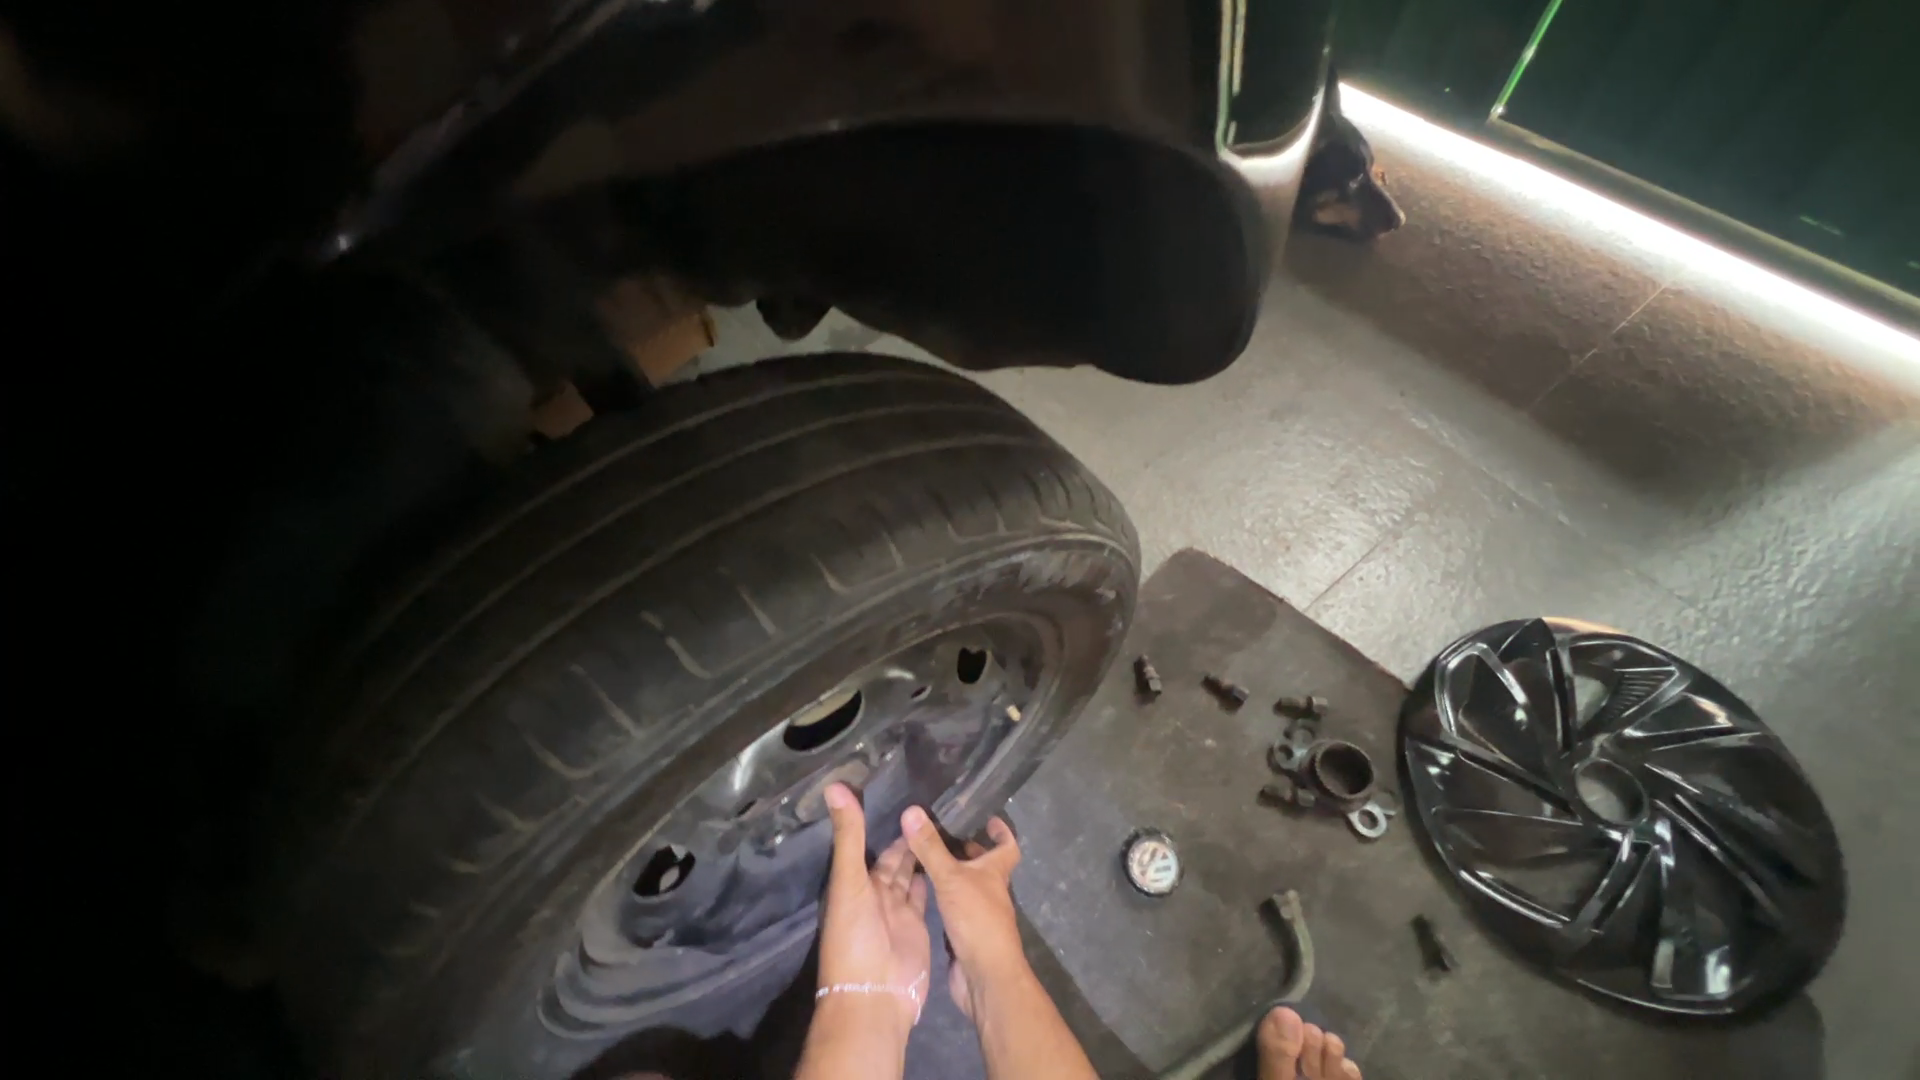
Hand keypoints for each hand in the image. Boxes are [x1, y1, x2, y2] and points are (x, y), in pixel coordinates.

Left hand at [817, 783, 930, 1034]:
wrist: (876, 996)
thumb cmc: (855, 937)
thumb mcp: (849, 881)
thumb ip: (848, 835)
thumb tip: (834, 785)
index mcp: (853, 882)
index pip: (867, 843)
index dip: (878, 819)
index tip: (895, 789)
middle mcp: (874, 892)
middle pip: (890, 857)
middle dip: (904, 834)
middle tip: (927, 801)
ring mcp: (897, 909)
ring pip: (908, 872)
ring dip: (919, 852)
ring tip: (939, 820)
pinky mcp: (918, 924)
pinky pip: (924, 893)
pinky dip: (930, 876)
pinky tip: (944, 856)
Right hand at [900, 806, 1025, 1018]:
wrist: (984, 978)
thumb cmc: (977, 920)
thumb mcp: (951, 878)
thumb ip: (931, 847)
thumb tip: (911, 810)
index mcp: (996, 874)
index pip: (1007, 847)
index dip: (1001, 832)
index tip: (989, 819)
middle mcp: (991, 892)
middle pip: (985, 866)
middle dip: (969, 851)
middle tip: (943, 835)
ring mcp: (980, 915)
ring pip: (968, 888)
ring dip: (952, 875)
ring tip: (925, 859)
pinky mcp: (966, 935)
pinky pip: (955, 909)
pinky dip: (943, 899)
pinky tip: (923, 893)